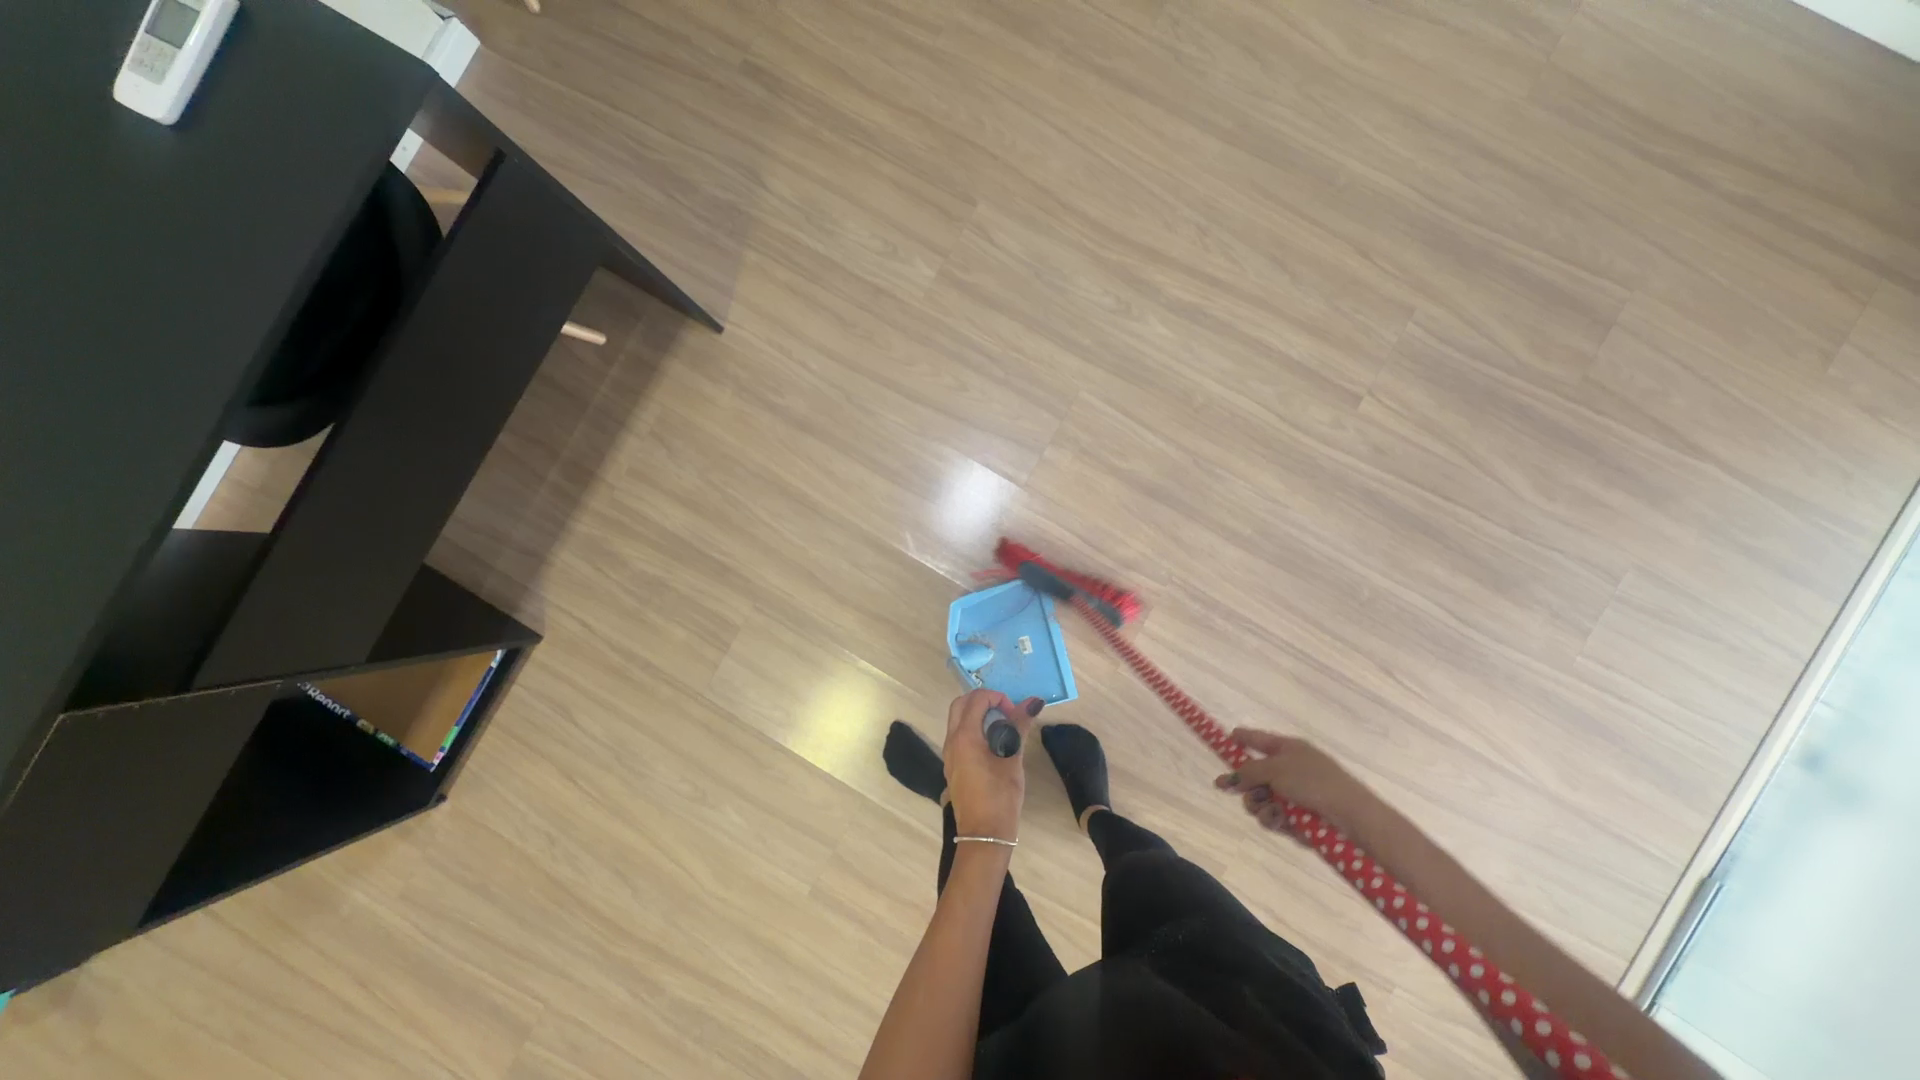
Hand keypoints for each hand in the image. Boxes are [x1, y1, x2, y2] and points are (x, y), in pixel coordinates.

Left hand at [942, 689, 1038, 839]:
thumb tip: (1033, 701)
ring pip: (958, 721)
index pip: (976, 699)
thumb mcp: (1013, 760)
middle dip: (984, 701)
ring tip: (1003, 729)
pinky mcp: (952, 766)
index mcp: (964, 737)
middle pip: (961, 705)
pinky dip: (974, 730)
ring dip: (978, 716)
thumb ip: (1019, 727)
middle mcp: (951, 741)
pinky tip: (993, 746)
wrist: (983, 836)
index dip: (998, 698)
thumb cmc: (1000, 797)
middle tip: (1006, 714)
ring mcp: (949, 755)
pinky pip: (959, 737)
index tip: (1014, 714)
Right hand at [1214, 729, 1365, 833]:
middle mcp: (1289, 770)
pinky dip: (1272, 818)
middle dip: (1244, 784)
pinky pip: (1272, 816)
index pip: (1260, 739)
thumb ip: (1249, 770)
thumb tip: (1233, 777)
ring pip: (1260, 798)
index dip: (1242, 738)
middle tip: (1225, 787)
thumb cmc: (1313, 782)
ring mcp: (1293, 795)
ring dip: (1258, 804)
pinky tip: (1279, 819)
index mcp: (1288, 749)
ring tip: (1270, 808)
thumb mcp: (1276, 769)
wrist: (1349, 815)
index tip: (1226, 738)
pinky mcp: (1296, 818)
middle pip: (1254, 774)